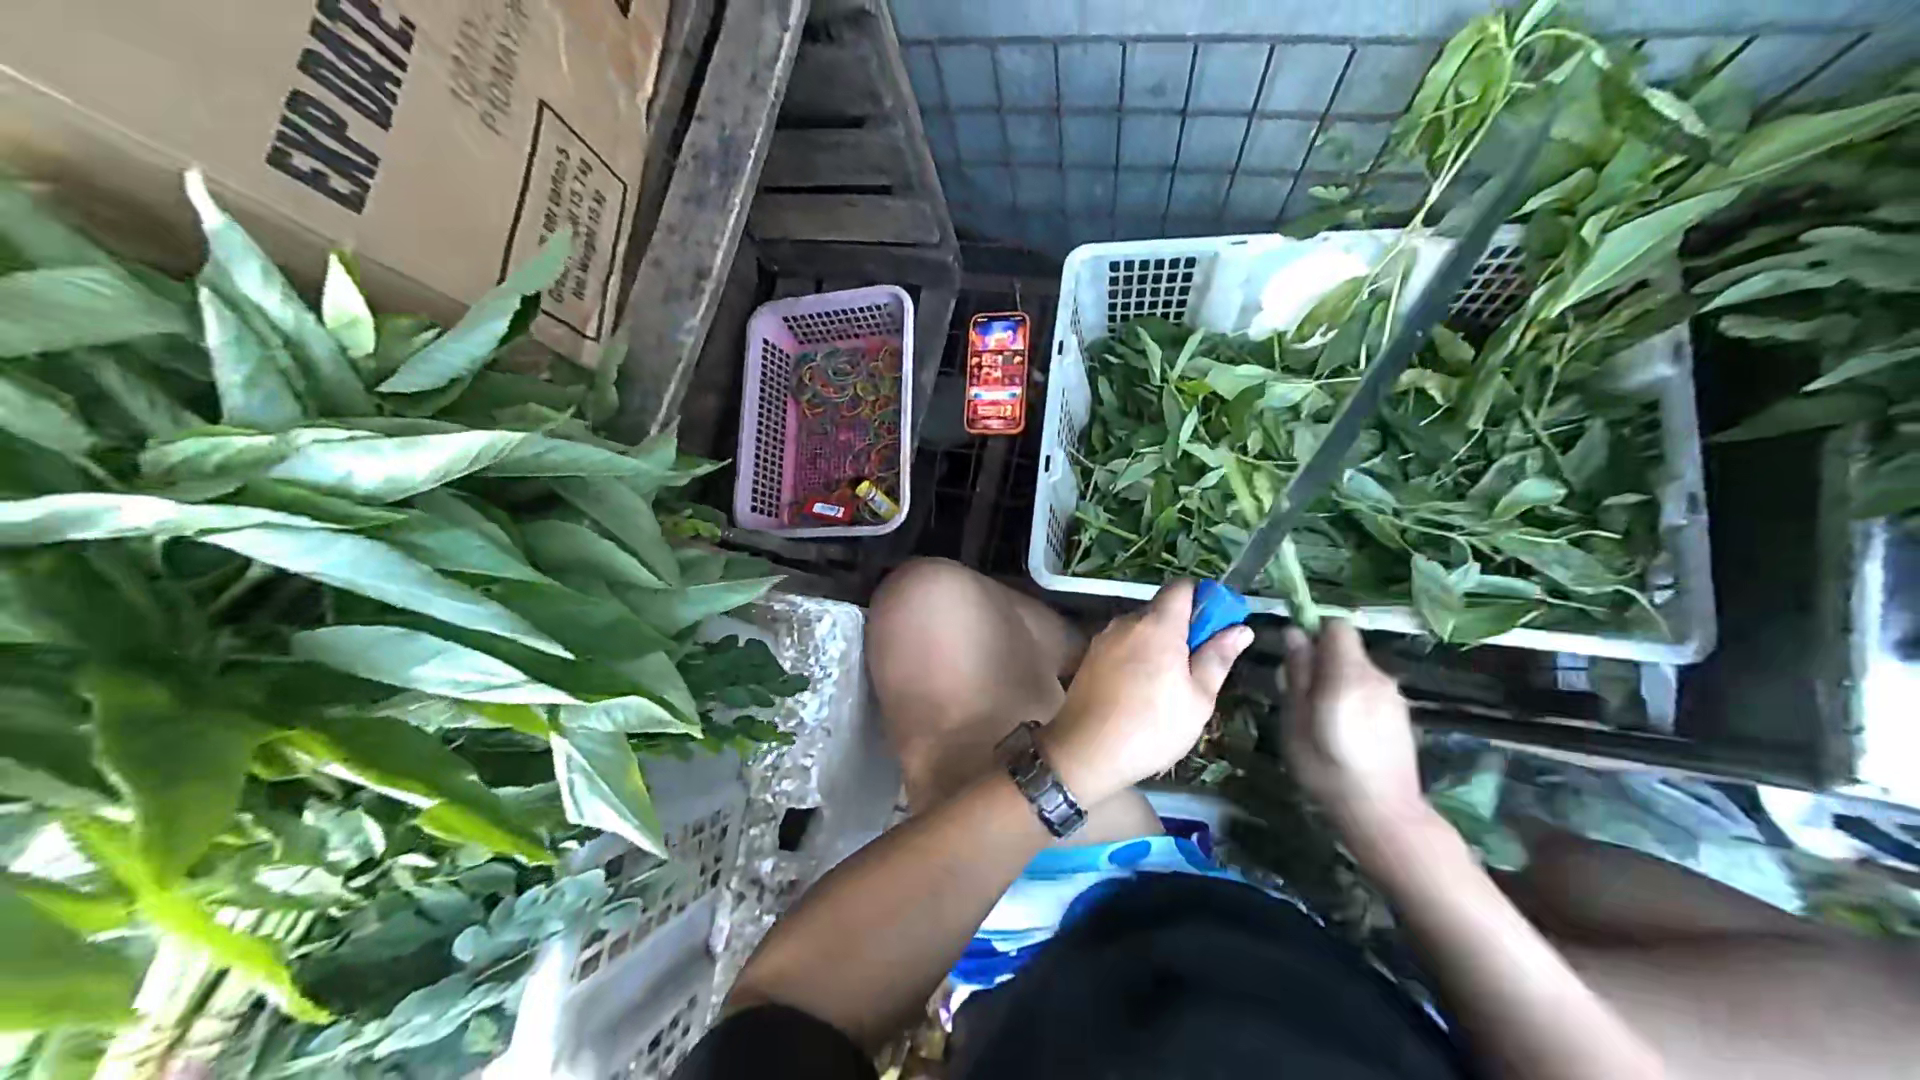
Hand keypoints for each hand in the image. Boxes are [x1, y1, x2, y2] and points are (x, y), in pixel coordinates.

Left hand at [1041, 580, 1253, 804]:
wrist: (1085, 751)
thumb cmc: (1152, 727)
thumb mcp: (1198, 698)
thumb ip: (1218, 658)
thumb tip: (1240, 628)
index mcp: (1157, 625)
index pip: (1182, 587)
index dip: (1203, 599)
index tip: (1217, 626)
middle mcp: (1126, 622)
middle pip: (1161, 609)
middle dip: (1183, 628)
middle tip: (1198, 666)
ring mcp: (1103, 639)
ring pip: (1140, 629)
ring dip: (1158, 645)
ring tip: (1169, 685)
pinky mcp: (1088, 657)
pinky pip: (1122, 646)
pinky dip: (1136, 657)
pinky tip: (1141, 690)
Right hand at [1279, 620, 1424, 831]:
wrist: (1384, 814)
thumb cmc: (1326, 768)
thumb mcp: (1295, 720)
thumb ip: (1297, 674)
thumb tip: (1294, 634)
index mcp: (1348, 674)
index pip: (1336, 626)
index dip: (1314, 633)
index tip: (1296, 658)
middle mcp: (1376, 677)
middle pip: (1346, 649)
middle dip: (1322, 662)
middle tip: (1300, 697)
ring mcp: (1393, 696)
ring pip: (1357, 670)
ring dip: (1337, 682)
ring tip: (1321, 718)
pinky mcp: (1401, 714)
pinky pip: (1370, 690)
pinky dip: (1353, 698)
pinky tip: (1345, 731)